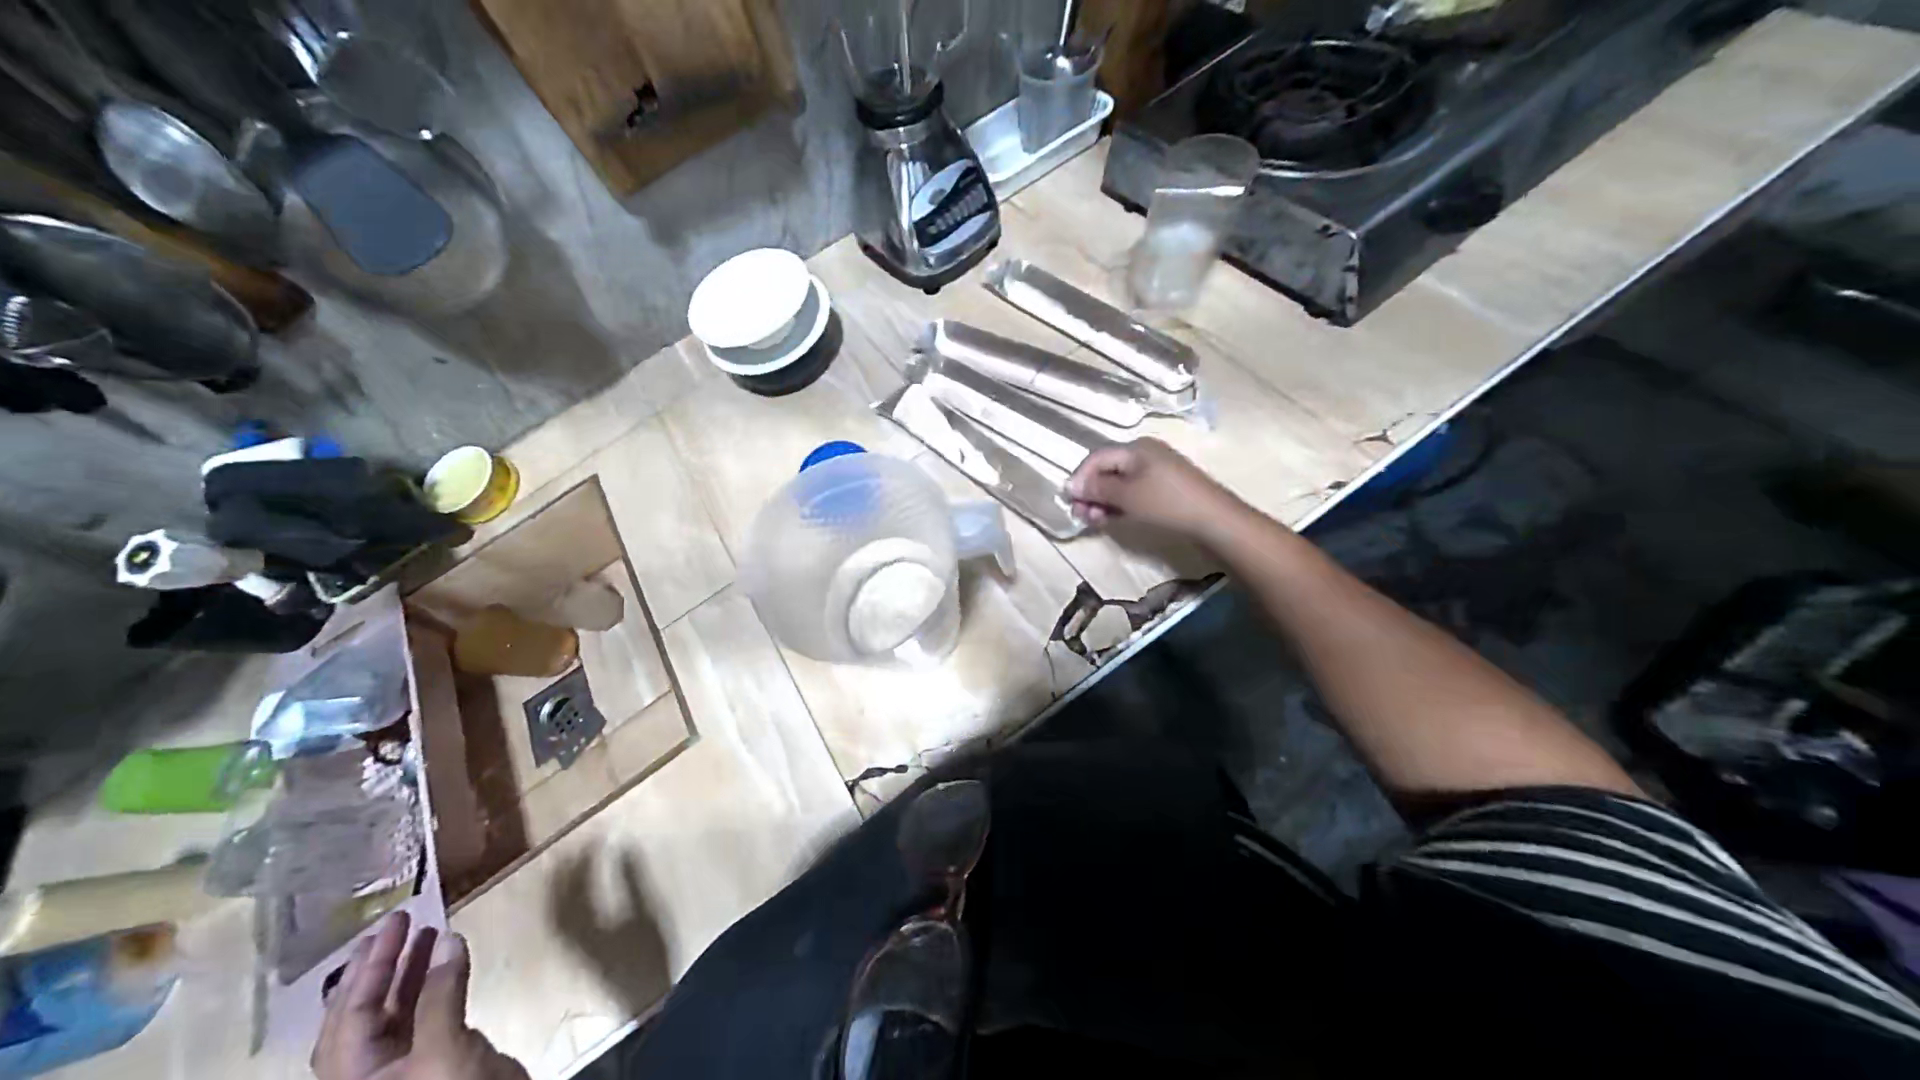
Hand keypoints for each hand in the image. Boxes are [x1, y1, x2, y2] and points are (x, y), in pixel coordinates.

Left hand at [313, 912, 527, 1079]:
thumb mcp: (445, 1051)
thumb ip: (441, 994)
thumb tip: (446, 938)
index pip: (350, 1014)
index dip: (371, 966)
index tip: (393, 922)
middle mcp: (365, 1075)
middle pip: (359, 1015)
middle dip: (377, 967)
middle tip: (398, 922)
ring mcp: (399, 1071)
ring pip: (391, 1014)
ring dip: (407, 972)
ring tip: (425, 932)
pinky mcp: (432, 1064)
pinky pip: (420, 1017)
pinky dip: (431, 987)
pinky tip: (447, 962)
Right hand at [1066, 439, 1249, 541]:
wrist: (1213, 519)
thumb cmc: (1166, 502)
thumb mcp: (1126, 496)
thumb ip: (1097, 489)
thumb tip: (1070, 485)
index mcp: (1135, 447)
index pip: (1096, 458)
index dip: (1080, 478)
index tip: (1069, 500)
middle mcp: (1145, 454)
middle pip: (1107, 470)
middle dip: (1091, 492)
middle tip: (1081, 515)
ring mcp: (1156, 471)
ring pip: (1119, 484)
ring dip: (1103, 501)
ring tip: (1095, 520)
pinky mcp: (1165, 489)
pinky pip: (1133, 492)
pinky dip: (1119, 505)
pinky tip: (1113, 519)